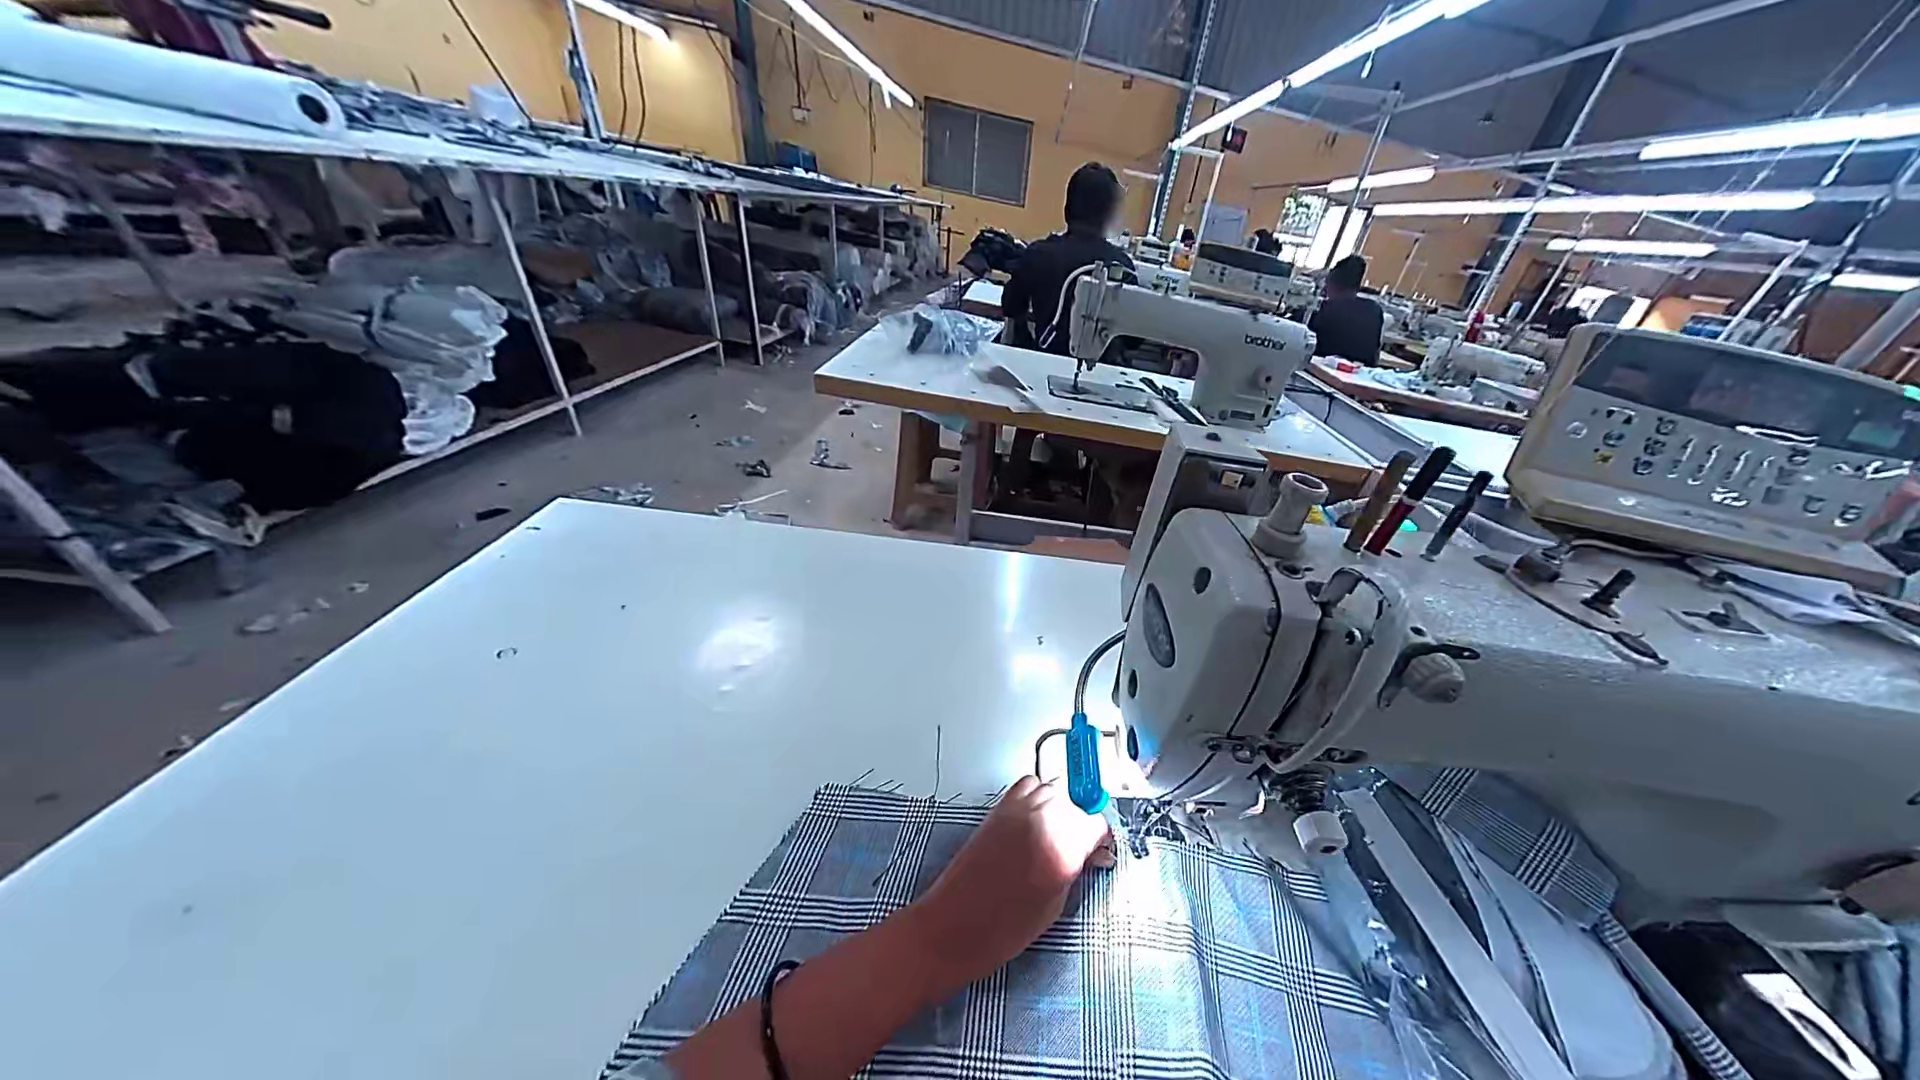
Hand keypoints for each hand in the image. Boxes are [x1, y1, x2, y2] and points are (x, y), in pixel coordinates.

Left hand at [903, 776, 1114, 987]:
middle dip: (1081, 821)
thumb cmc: (1000, 928)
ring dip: (1060, 805)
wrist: (954, 924)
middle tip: (1081, 846)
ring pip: (1053, 788)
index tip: (1100, 849)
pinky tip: (1035, 820)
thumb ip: (1074, 868)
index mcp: (1062, 849)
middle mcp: (1040, 821)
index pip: (1097, 824)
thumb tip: (1087, 854)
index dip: (1101, 840)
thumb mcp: (1055, 904)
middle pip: (1076, 801)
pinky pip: (1027, 787)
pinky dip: (1035, 797)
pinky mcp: (998, 809)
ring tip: (1058, 832)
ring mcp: (1017, 811)